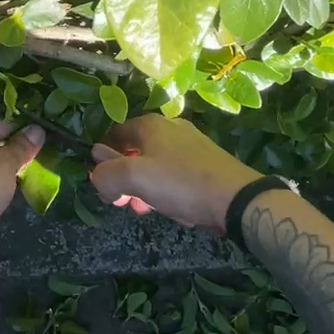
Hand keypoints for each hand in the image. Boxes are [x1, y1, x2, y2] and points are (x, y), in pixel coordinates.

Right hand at [90, 114, 264, 228]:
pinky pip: (176, 176)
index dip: (103, 160)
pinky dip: (169, 191)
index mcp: (149, 124)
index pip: (113, 135)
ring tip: (148, 209)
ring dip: (146, 188)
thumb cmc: (181, 183)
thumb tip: (95, 174)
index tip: (104, 186)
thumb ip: (107, 175)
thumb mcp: (135, 178)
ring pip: (156, 166)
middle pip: (134, 151)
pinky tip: (175, 209)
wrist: (238, 199)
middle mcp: (169, 128)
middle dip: (125, 179)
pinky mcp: (207, 164)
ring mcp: (191, 145)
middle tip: (125, 202)